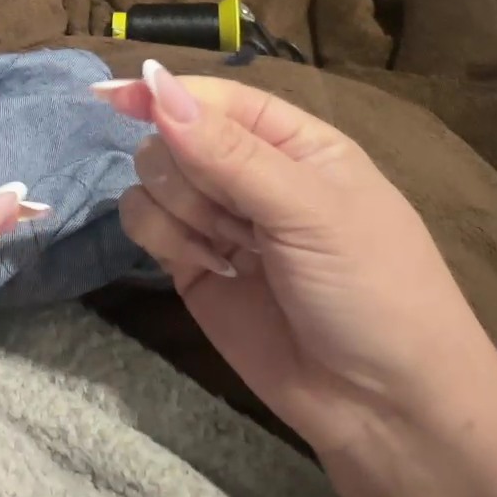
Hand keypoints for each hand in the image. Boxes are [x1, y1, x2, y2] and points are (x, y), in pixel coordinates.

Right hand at [96, 61, 496, 496]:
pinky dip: (163, 238)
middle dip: (189, 174)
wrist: (383, 413)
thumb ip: (229, 151)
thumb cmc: (372, 293)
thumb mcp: (312, 213)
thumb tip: (155, 83)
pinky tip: (209, 266)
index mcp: (292, 142)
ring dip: (181, 212)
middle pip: (171, 136)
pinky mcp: (187, 257)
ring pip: (150, 177)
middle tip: (235, 217)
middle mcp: (246, 170)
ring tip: (233, 251)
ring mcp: (214, 215)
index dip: (164, 92)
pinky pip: (141, 219)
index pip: (212, 98)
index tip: (112, 97)